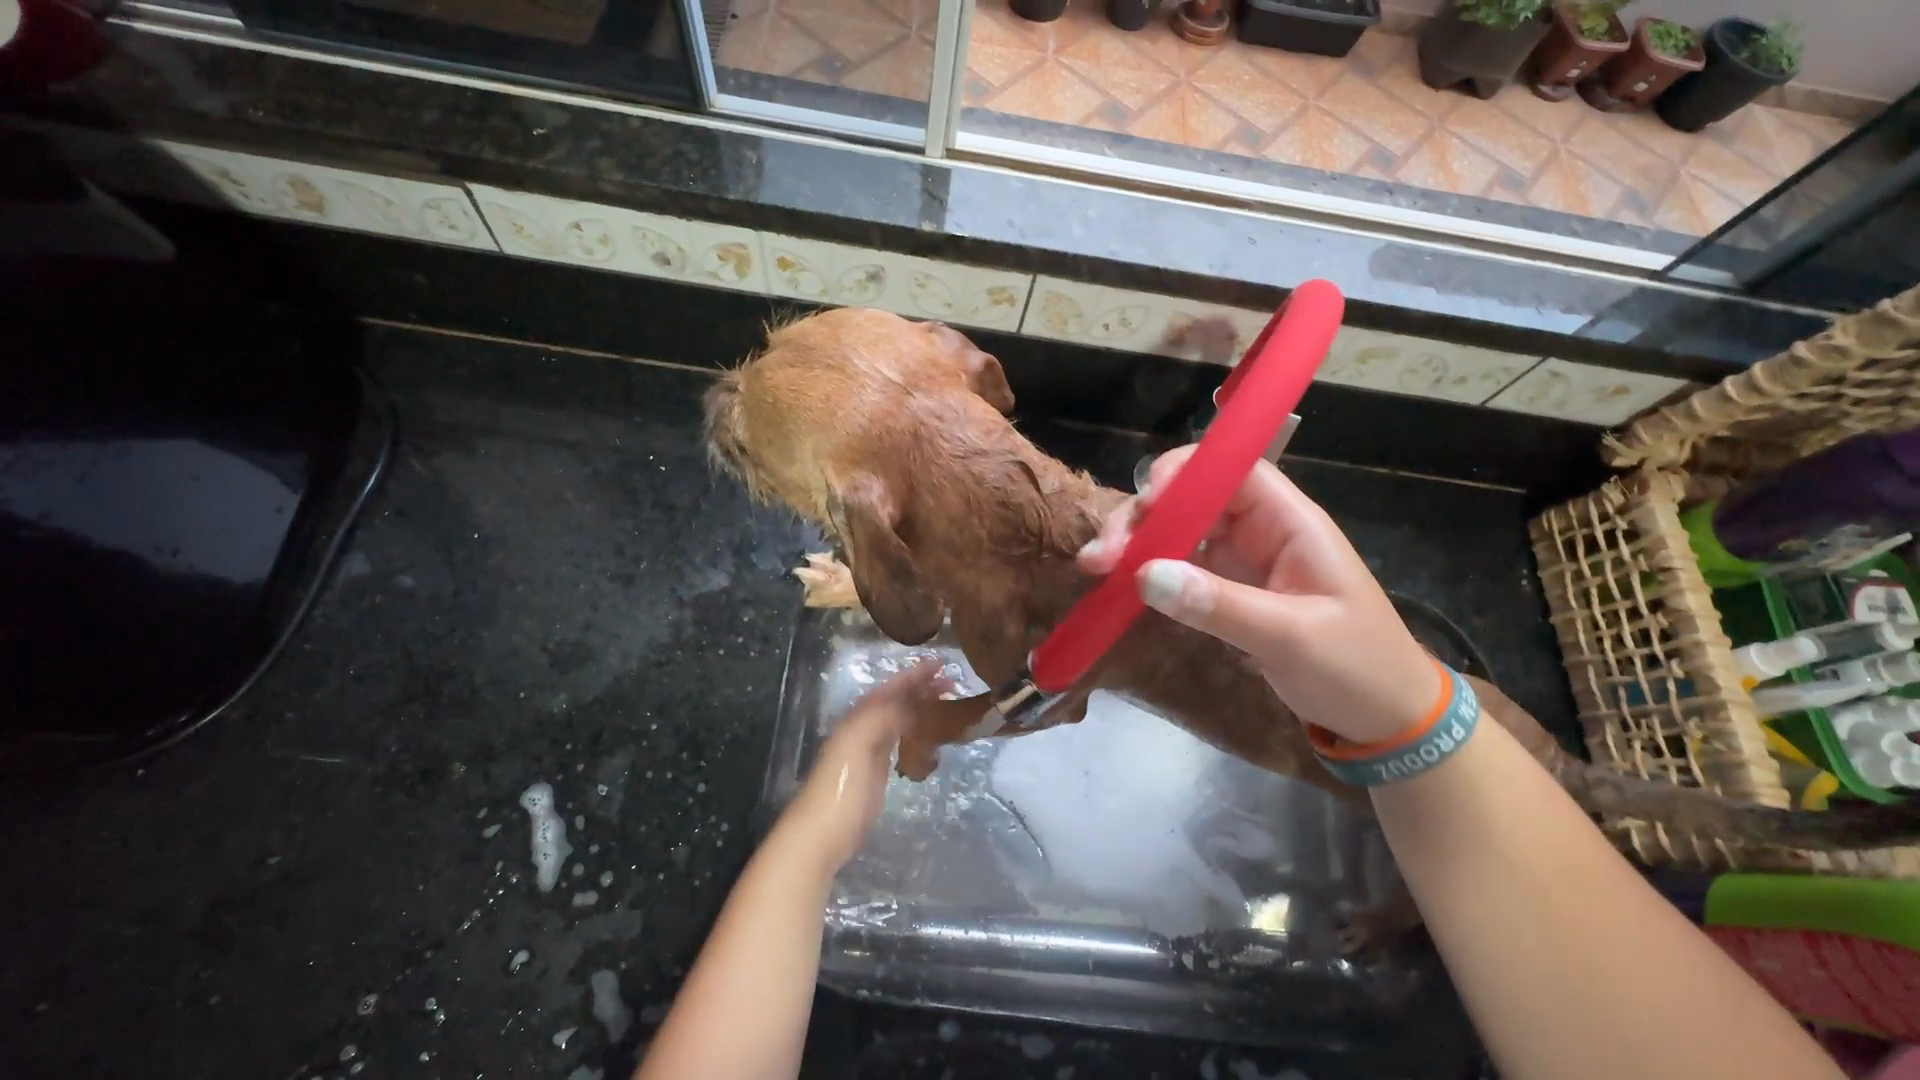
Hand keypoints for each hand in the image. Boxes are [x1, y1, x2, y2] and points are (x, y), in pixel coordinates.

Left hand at [775, 662, 949, 875]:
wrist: (823, 834)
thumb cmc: (841, 788)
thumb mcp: (858, 743)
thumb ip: (882, 716)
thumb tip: (912, 702)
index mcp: (858, 718)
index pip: (890, 688)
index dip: (914, 674)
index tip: (941, 664)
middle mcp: (862, 728)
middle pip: (895, 700)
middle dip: (921, 688)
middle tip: (953, 683)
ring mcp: (868, 751)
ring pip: (899, 718)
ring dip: (921, 707)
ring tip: (948, 702)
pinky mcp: (876, 773)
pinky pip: (899, 741)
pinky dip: (915, 731)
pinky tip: (929, 735)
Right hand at [1078, 446, 1441, 745]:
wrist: (1385, 719)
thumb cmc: (1356, 669)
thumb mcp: (1292, 638)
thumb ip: (1220, 605)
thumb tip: (1146, 575)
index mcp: (1291, 523)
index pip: (1234, 470)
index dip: (1185, 474)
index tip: (1144, 504)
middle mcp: (1262, 532)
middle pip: (1193, 499)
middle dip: (1144, 516)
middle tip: (1102, 554)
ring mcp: (1244, 563)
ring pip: (1180, 533)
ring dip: (1137, 544)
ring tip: (1096, 569)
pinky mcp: (1230, 593)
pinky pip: (1181, 570)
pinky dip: (1149, 575)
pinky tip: (1119, 587)